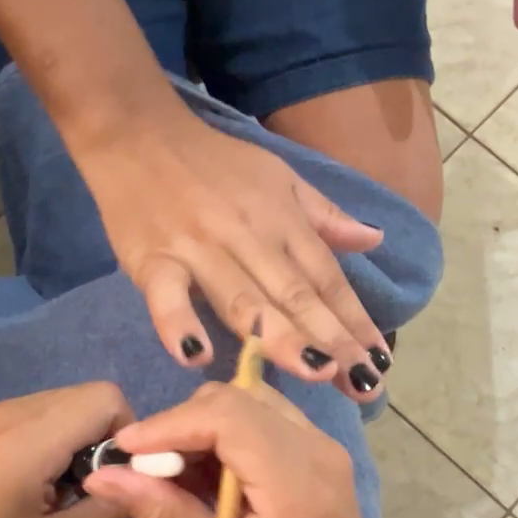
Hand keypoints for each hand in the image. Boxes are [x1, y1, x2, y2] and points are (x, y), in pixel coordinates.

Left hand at [0, 383, 132, 517]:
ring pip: (64, 403)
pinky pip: (37, 414)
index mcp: (24, 440)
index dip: (129, 435)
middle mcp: (6, 413)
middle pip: (87, 396)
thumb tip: (151, 483)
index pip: (106, 399)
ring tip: (63, 493)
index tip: (123, 480)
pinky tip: (37, 486)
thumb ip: (110, 509)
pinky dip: (56, 439)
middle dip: (107, 437)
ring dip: (80, 439)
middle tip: (94, 491)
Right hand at [78, 110, 395, 401]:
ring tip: (316, 375)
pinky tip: (196, 358)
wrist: (137, 131)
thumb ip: (324, 216)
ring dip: (280, 340)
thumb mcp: (280, 178)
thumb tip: (375, 239)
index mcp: (282, 220)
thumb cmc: (215, 164)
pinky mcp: (150, 258)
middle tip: (364, 385)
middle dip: (333, 341)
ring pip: (243, 301)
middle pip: (295, 295)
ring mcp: (198, 248)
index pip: (326, 278)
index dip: (355, 321)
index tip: (380, 363)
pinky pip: (166, 295)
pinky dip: (178, 324)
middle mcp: (248, 236)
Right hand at [82, 382, 388, 517]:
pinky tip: (207, 475)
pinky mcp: (321, 453)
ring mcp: (325, 447)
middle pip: (239, 399)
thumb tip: (101, 477)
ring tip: (175, 473)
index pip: (229, 418)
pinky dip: (228, 434)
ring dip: (204, 426)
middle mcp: (319, 450)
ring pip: (251, 401)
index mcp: (298, 484)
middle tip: (147, 467)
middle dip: (184, 422)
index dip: (171, 424)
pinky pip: (266, 419)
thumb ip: (165, 515)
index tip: (125, 450)